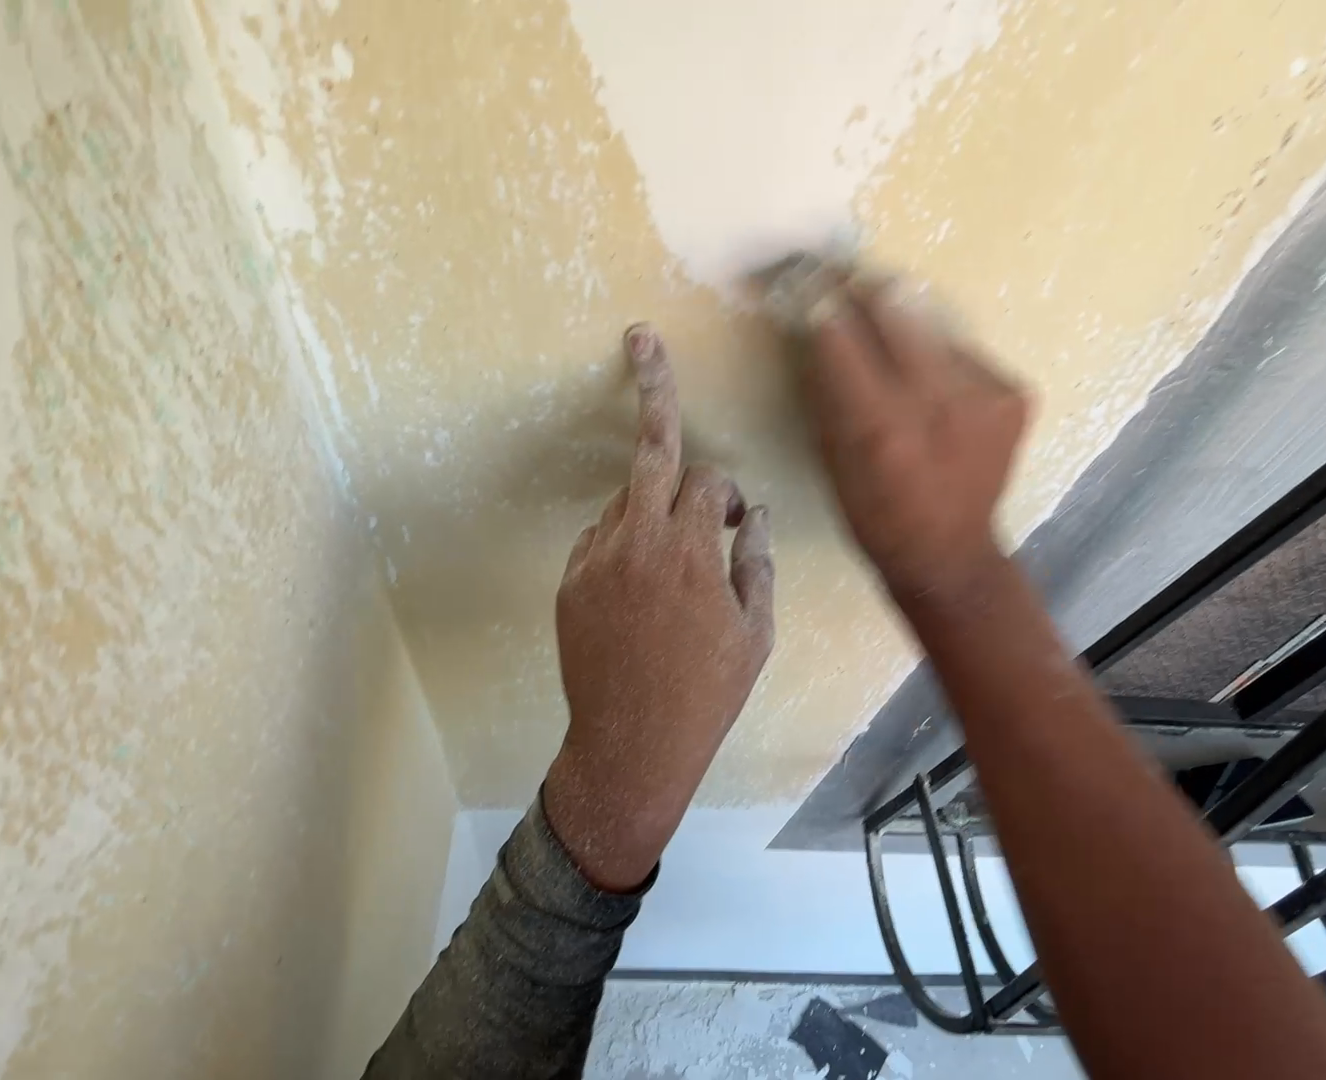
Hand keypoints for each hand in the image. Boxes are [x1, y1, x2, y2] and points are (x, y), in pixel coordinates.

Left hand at [542, 324, 775, 891]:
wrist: (631, 745)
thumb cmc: (706, 694)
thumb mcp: (755, 634)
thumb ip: (756, 563)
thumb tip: (754, 515)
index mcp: (691, 551)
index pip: (707, 480)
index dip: (724, 494)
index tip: (732, 517)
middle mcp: (636, 542)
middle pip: (649, 451)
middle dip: (653, 389)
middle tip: (641, 339)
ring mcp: (595, 560)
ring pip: (625, 500)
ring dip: (651, 506)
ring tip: (670, 557)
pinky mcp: (570, 584)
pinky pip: (600, 539)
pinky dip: (623, 542)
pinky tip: (639, 589)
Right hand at [799, 276, 1030, 611]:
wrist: (950, 552)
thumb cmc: (874, 514)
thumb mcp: (830, 459)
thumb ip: (825, 388)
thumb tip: (815, 324)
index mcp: (881, 426)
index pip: (841, 333)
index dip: (817, 299)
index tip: (800, 278)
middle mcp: (939, 400)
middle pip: (895, 302)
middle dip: (860, 287)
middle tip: (839, 280)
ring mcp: (986, 393)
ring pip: (932, 319)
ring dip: (902, 321)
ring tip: (887, 337)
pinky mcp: (1015, 393)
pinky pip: (963, 350)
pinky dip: (939, 356)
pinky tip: (932, 384)